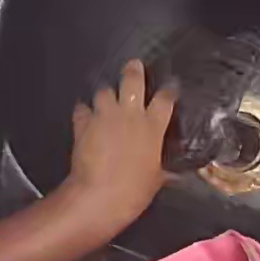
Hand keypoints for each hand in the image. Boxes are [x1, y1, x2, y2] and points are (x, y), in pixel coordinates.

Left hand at [58, 59, 176, 237]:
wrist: (98, 196)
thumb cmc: (134, 191)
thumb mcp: (156, 180)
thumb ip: (166, 171)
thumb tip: (177, 176)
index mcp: (152, 126)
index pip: (165, 98)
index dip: (169, 89)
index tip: (171, 85)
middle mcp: (129, 114)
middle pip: (132, 80)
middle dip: (133, 70)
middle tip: (133, 65)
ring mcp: (104, 116)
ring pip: (104, 91)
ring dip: (106, 93)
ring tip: (107, 96)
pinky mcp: (82, 123)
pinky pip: (82, 109)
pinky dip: (83, 110)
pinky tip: (84, 114)